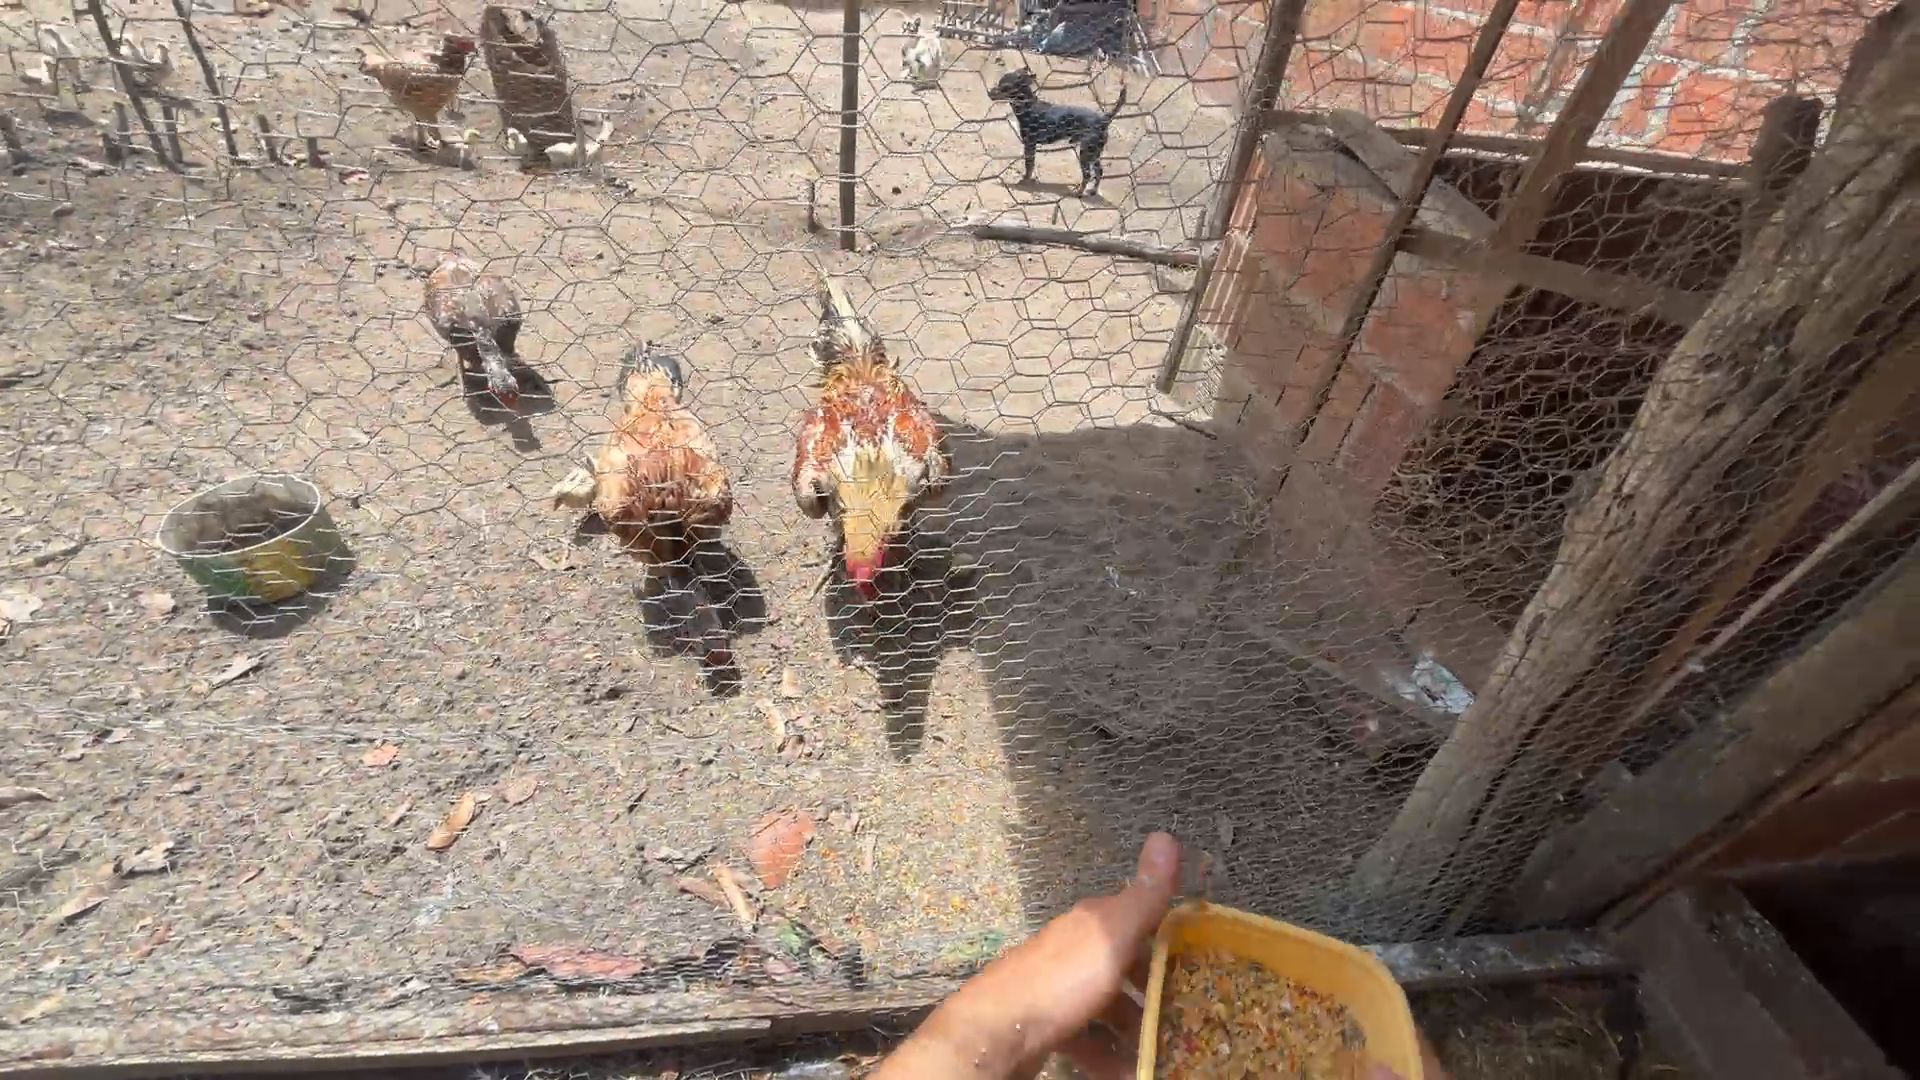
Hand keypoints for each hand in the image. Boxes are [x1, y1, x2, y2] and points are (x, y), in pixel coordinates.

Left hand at [871, 832, 1180, 1079]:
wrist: (1001, 1027)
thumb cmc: (1064, 977)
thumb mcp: (1112, 934)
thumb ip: (1143, 896)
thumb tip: (1166, 834)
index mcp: (1095, 922)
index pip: (1141, 921)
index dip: (1172, 941)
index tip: (1204, 967)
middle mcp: (1078, 948)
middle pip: (1128, 968)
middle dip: (1157, 993)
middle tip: (1190, 1022)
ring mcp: (1063, 986)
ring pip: (1110, 1006)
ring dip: (1136, 1029)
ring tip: (1165, 1055)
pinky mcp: (1051, 1023)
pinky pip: (1090, 1037)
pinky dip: (1110, 1054)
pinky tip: (1129, 1071)